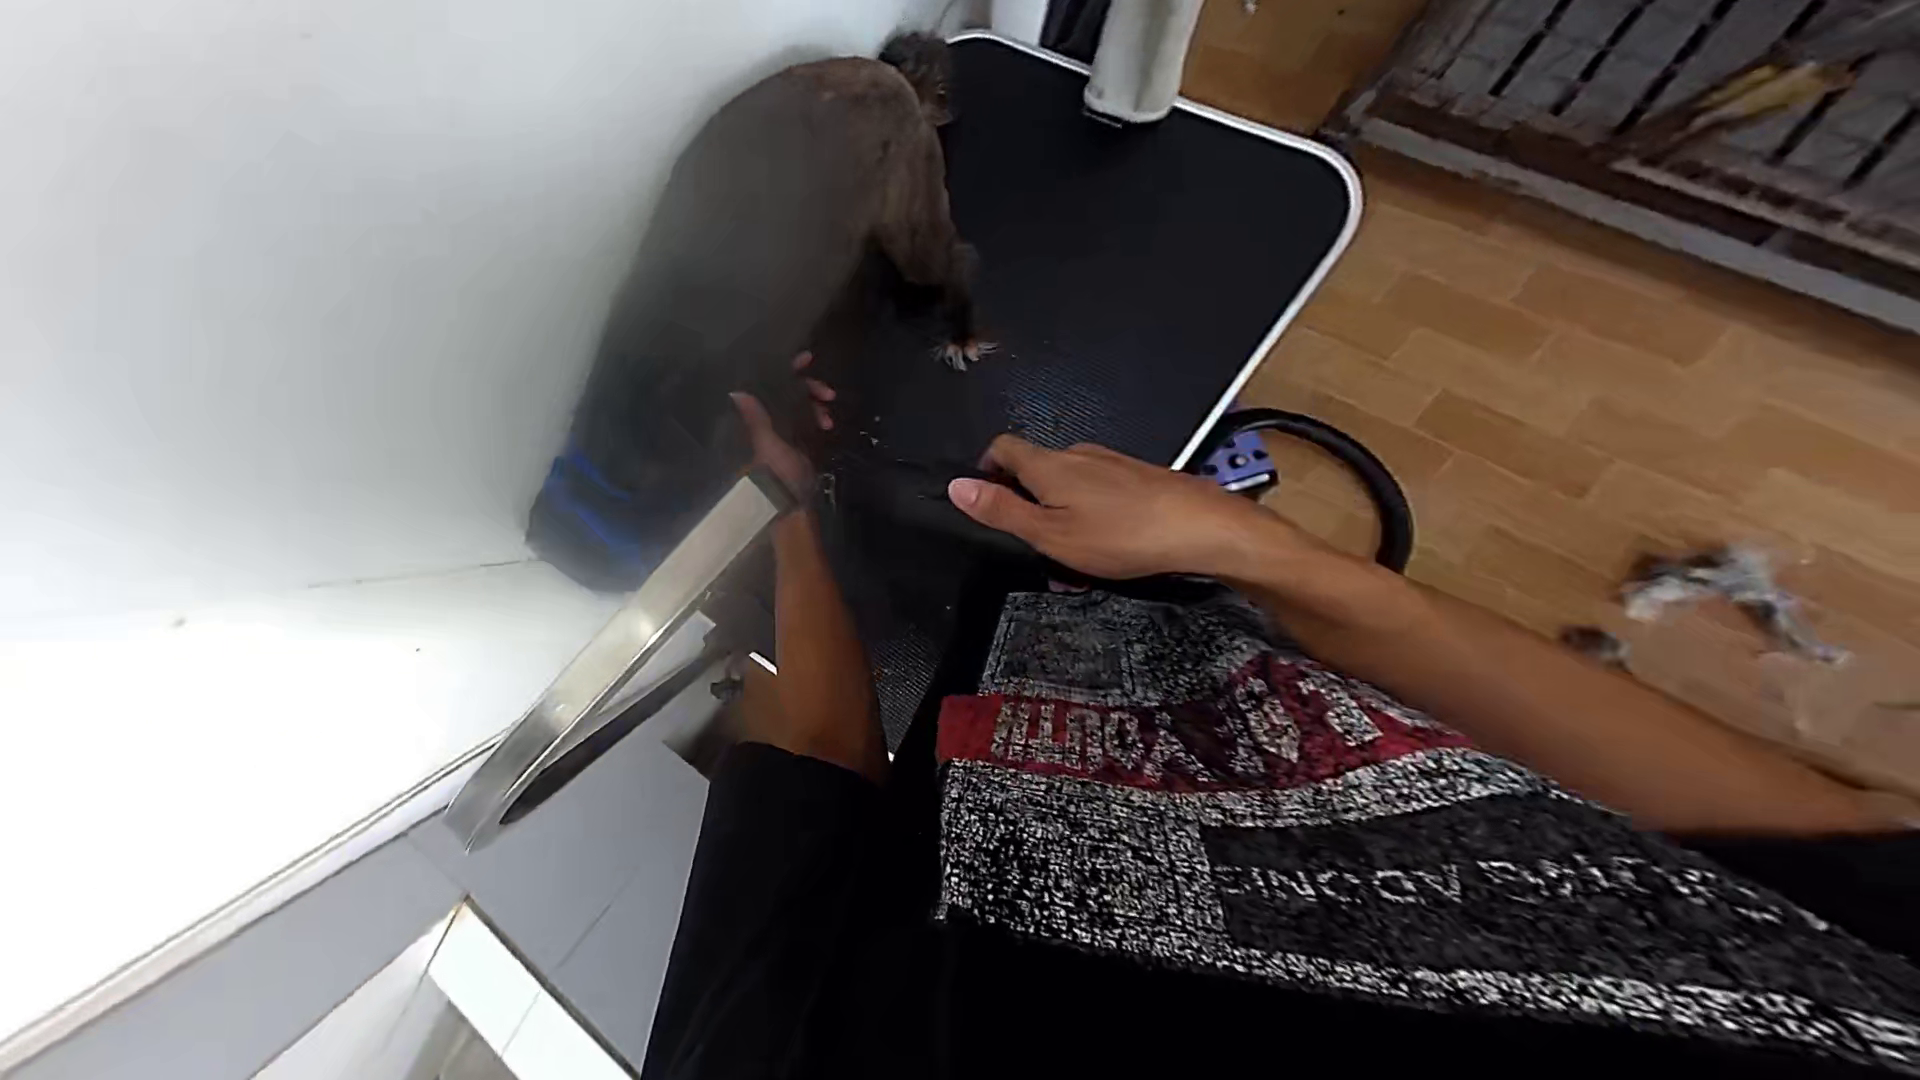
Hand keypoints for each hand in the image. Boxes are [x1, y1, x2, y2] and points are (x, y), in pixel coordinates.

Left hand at [730, 350, 835, 496]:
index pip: (769, 383)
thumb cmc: (775, 472)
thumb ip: (756, 419)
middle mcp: (769, 416)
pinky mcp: (798, 438)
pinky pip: (809, 418)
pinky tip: (828, 425)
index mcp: (757, 415)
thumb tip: (737, 390)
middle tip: (828, 393)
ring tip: (828, 416)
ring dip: (817, 405)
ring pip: (802, 403)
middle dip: (809, 388)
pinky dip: (819, 418)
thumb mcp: (767, 444)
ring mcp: (784, 427)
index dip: (786, 368)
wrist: (789, 500)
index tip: (807, 358)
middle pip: (789, 389)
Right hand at [946, 435, 1318, 579]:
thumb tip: (958, 486)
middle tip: (1031, 541)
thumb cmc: (1120, 536)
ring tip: (1070, 554)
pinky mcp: (1135, 474)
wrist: (1199, 528)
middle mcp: (1076, 453)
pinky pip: (1097, 489)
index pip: (1002, 448)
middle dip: (1026, 500)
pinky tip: (1105, 543)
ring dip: (1059, 511)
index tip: (984, 496)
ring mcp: (1109, 461)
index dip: (986, 467)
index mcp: (1048, 465)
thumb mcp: (1049, 533)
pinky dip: (1088, 511)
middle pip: (1035, 467)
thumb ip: (1001, 510)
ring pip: (1068, 481)